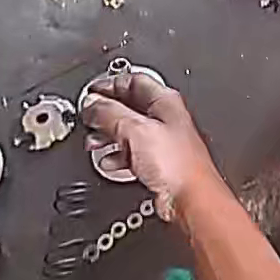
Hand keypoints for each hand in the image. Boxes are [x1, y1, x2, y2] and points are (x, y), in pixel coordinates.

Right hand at [82, 72, 223, 221]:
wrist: (190, 198)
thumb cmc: (177, 163)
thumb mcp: (136, 130)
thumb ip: (110, 113)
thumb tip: (92, 103)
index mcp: (165, 101)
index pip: (133, 81)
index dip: (109, 85)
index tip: (89, 94)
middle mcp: (165, 118)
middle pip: (129, 106)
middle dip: (105, 112)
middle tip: (88, 118)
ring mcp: (161, 141)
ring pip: (128, 130)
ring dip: (108, 134)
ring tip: (94, 140)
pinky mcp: (157, 162)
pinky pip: (132, 153)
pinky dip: (118, 155)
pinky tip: (110, 161)